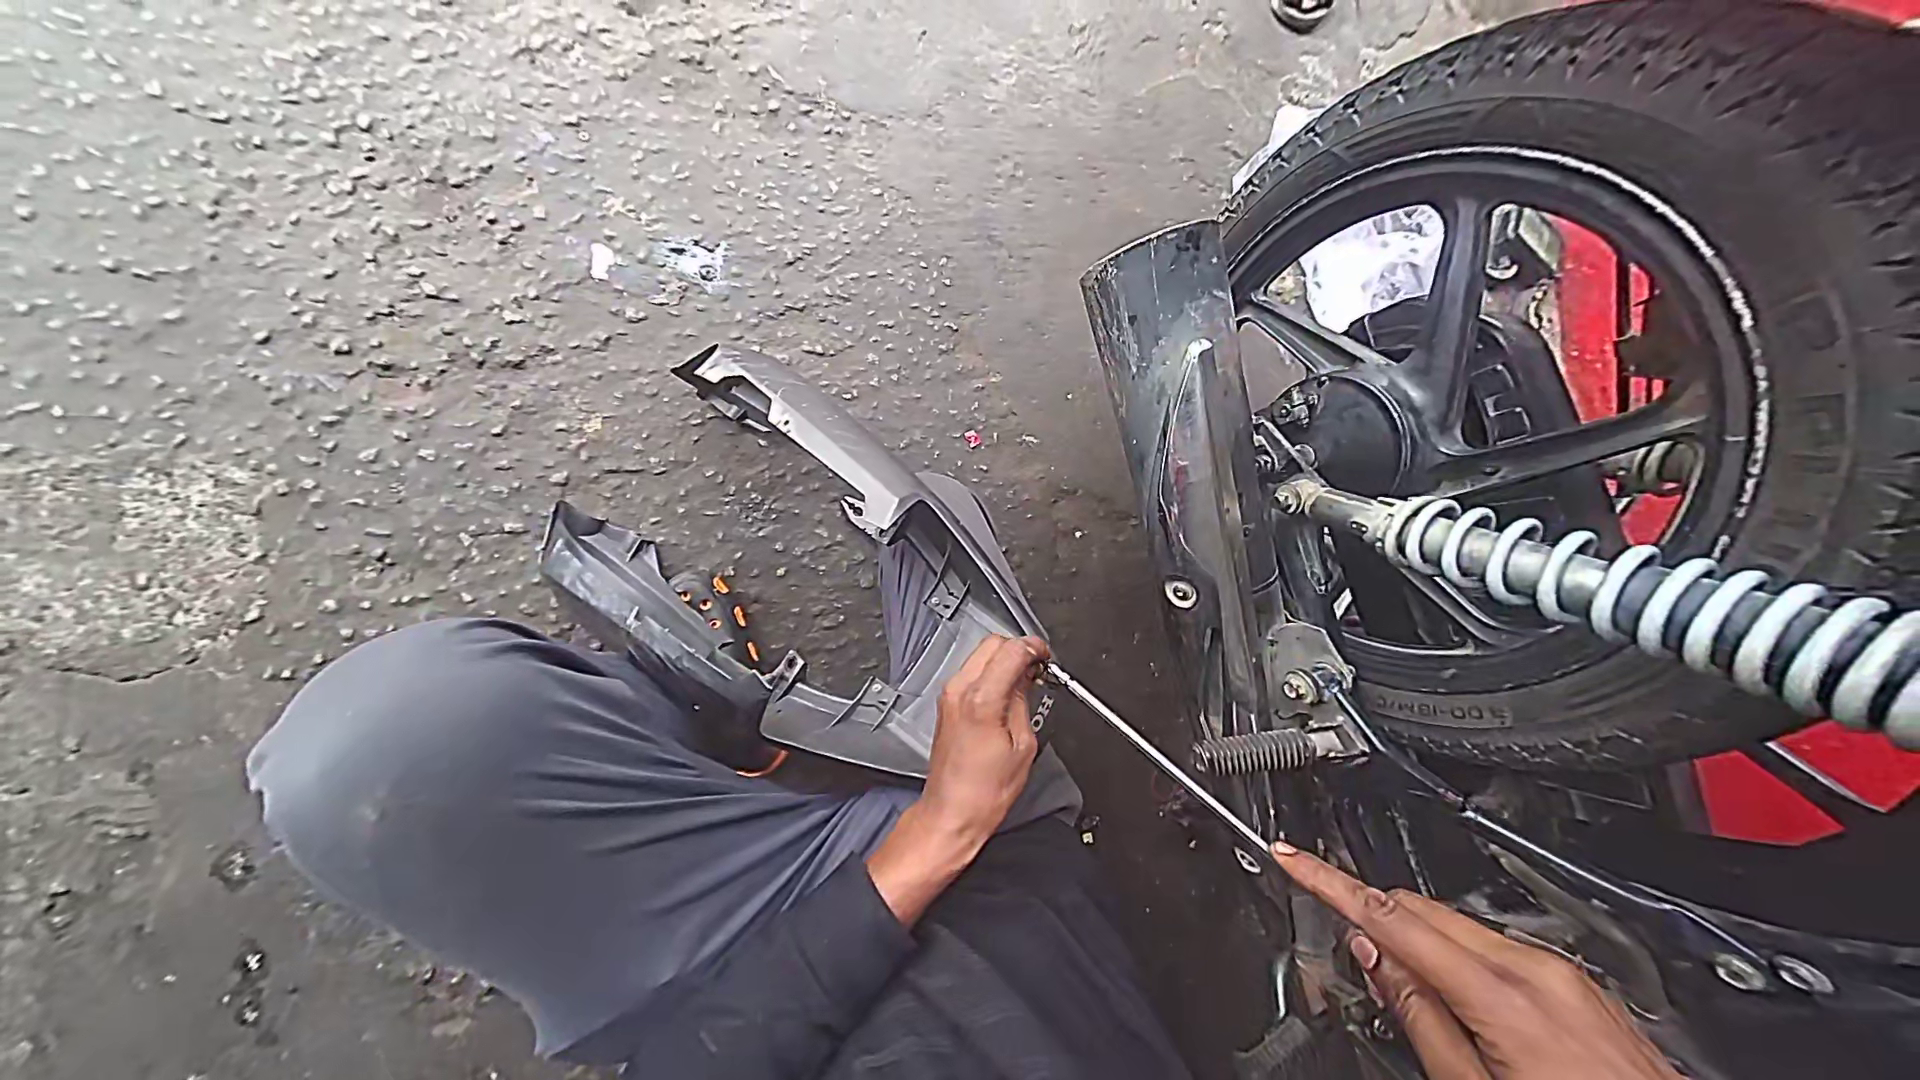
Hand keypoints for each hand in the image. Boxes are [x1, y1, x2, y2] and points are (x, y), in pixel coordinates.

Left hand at [867, 635, 1048, 923]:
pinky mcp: (946, 702)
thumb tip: (1028, 677)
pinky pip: (972, 671)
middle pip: (993, 643)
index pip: (1010, 651)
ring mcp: (949, 695)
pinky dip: (992, 671)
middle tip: (1039, 666)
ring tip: (1025, 680)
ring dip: (1005, 658)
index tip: (1046, 656)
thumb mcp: (1023, 745)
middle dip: (1019, 649)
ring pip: (980, 653)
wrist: (952, 811)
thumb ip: (1025, 701)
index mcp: (981, 699)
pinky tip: (1007, 690)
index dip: (1034, 648)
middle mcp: (959, 691)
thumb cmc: (984, 791)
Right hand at [1271, 843, 1680, 1079]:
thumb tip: (1371, 952)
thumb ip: (1417, 1014)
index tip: (1292, 857)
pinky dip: (1459, 957)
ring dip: (1419, 943)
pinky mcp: (1582, 986)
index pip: (1389, 915)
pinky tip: (1465, 1004)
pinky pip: (1494, 945)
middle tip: (1362, 964)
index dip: (1328, 882)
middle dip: (1378, 922)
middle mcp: (1537, 969)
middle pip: (1419, 908)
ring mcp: (1566, 975)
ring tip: (1422, 1002)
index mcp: (1505, 996)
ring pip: (1453, 923)